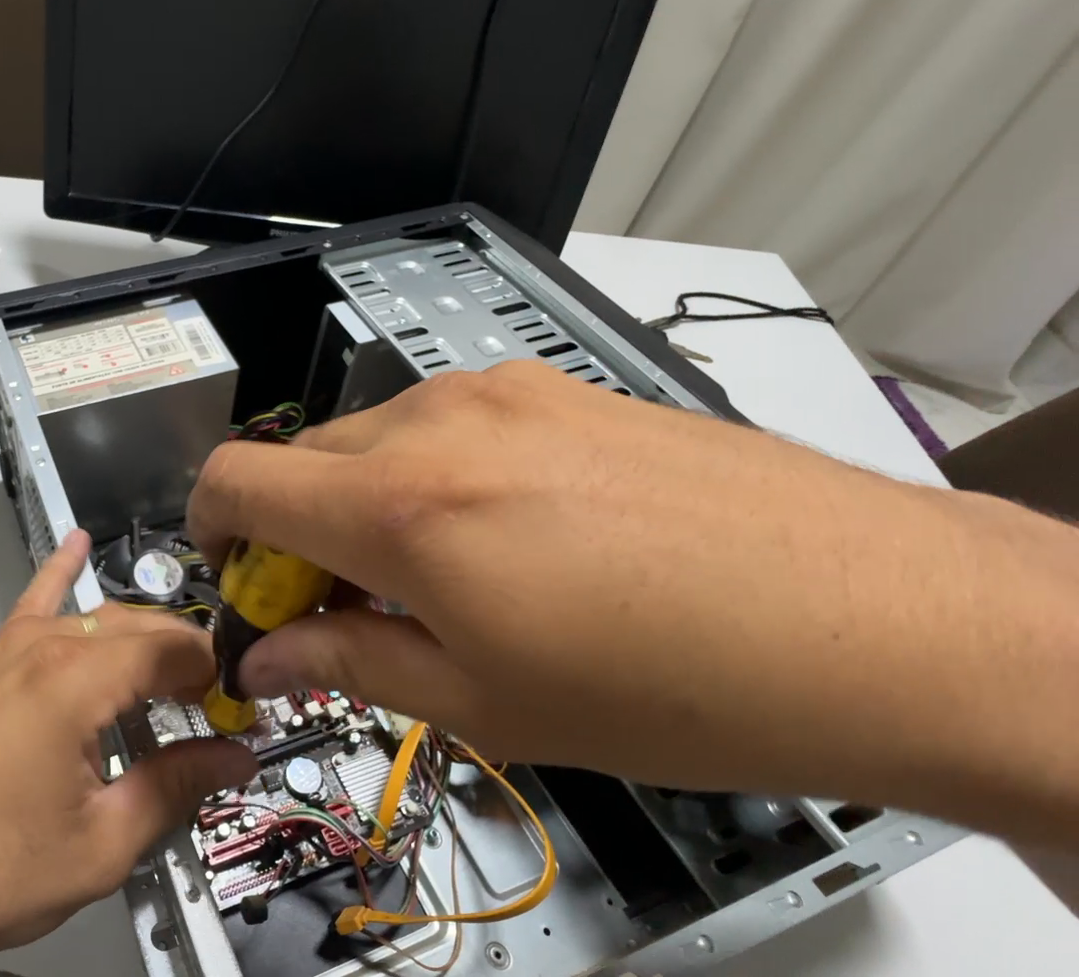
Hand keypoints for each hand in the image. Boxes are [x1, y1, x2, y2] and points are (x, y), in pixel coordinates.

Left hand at [0, 531, 256, 976]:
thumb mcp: (103, 842)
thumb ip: (177, 787)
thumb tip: (237, 758)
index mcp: (75, 681)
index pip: (171, 647)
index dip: (215, 673)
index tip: (241, 707)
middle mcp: (43, 645)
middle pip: (137, 626)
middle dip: (185, 658)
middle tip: (215, 707)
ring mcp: (8, 649)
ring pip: (95, 618)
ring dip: (140, 639)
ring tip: (174, 677)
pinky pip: (32, 603)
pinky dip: (59, 572)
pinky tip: (75, 543)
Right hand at [187, 362, 1078, 842]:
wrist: (880, 620)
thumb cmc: (684, 681)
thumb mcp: (481, 702)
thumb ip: (347, 663)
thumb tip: (270, 659)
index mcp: (402, 506)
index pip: (236, 482)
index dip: (210, 531)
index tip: (239, 580)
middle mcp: (437, 424)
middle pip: (298, 461)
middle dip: (292, 534)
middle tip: (338, 606)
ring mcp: (499, 393)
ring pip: (370, 441)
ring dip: (364, 506)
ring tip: (434, 581)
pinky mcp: (552, 388)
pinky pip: (443, 425)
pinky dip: (428, 477)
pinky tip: (499, 539)